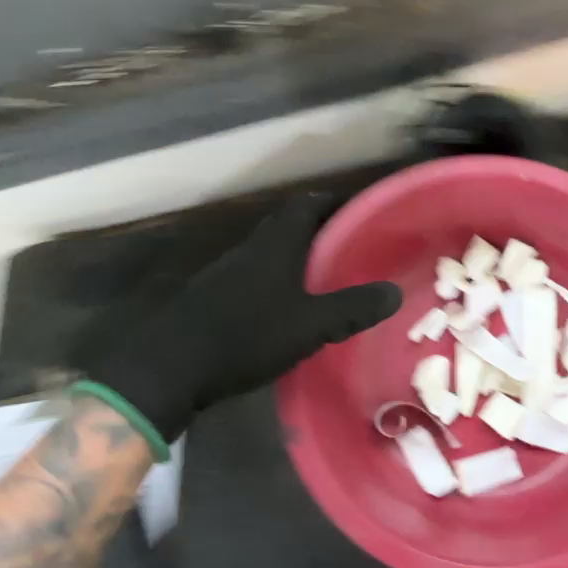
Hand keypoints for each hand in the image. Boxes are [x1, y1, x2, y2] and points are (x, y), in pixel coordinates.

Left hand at [74, 194, 401, 444]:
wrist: (172, 365)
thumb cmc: (247, 335)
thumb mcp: (310, 325)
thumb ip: (352, 308)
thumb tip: (395, 292)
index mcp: (276, 244)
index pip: (307, 204)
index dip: (334, 202)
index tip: (360, 209)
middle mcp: (252, 248)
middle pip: (288, 225)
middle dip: (319, 230)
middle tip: (351, 244)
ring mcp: (229, 272)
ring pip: (271, 252)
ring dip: (297, 257)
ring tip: (327, 275)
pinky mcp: (214, 296)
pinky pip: (256, 277)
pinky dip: (278, 281)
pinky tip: (289, 306)